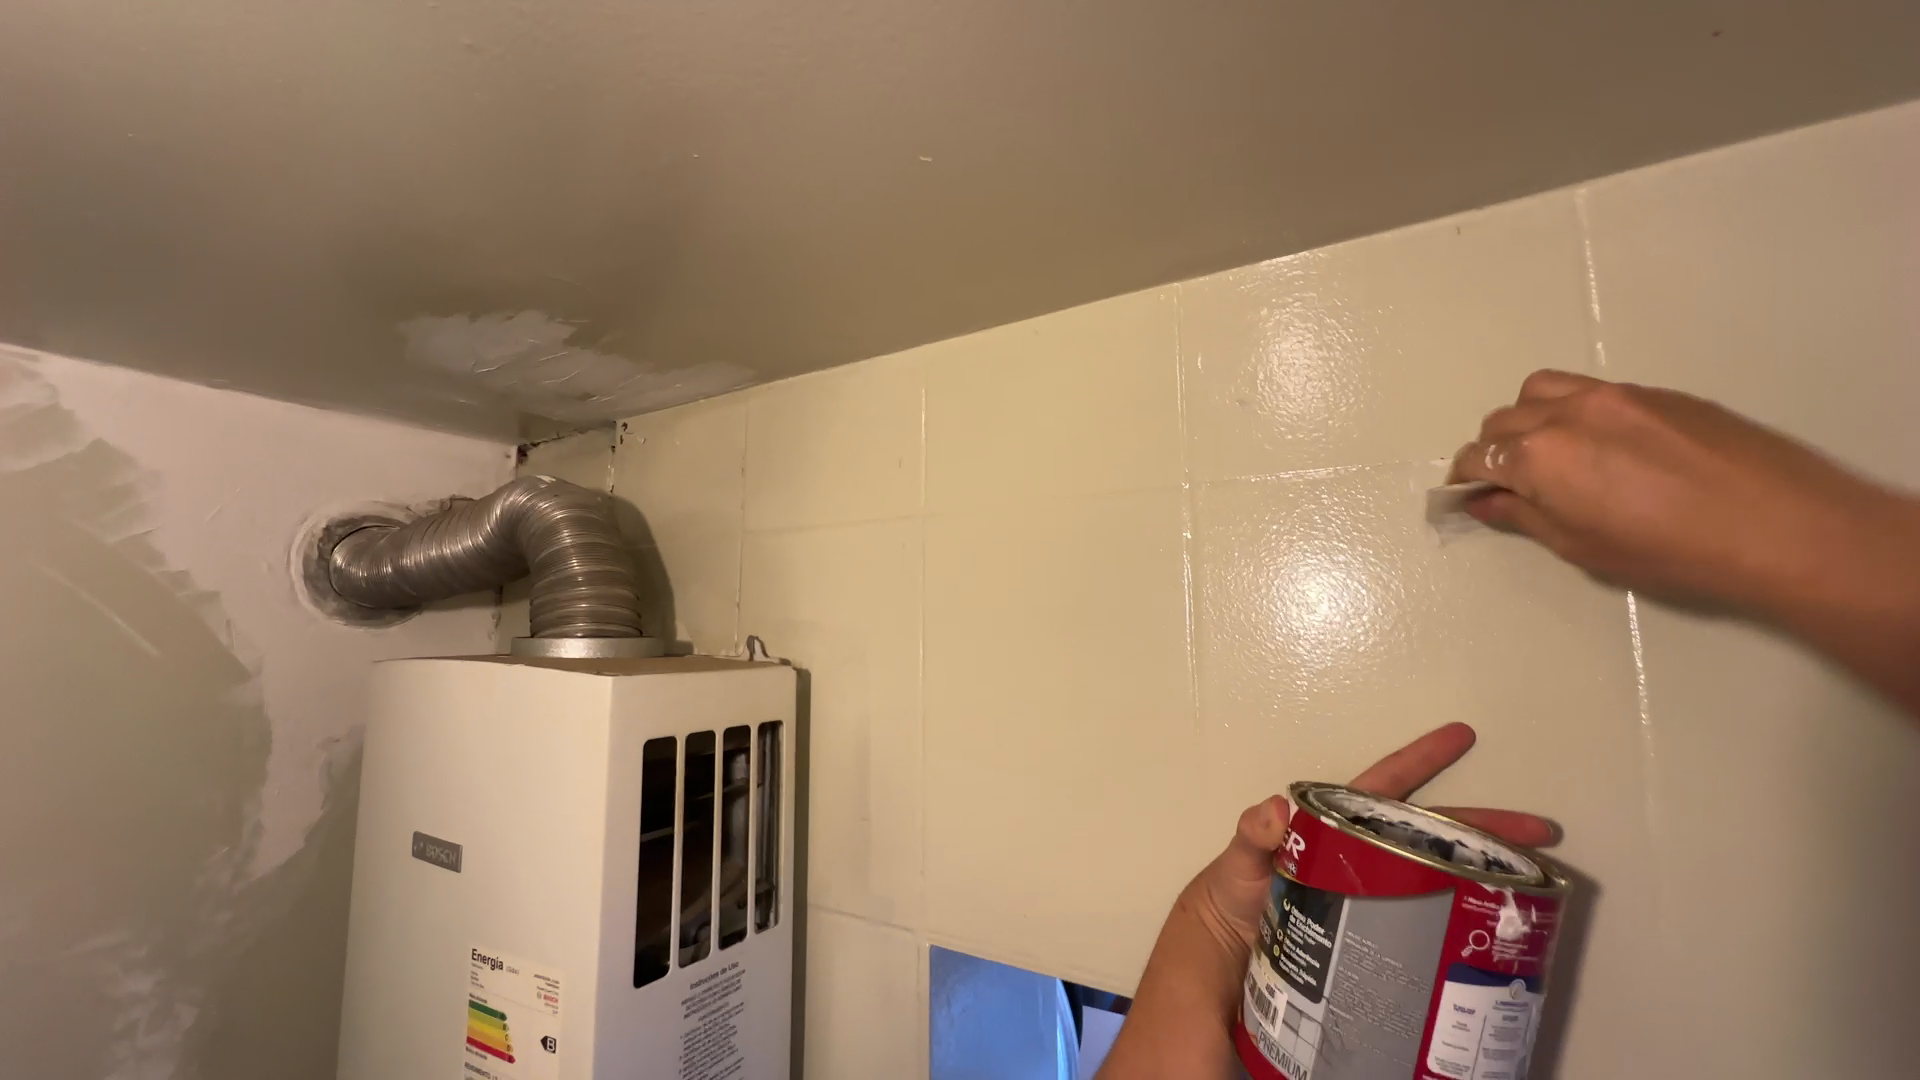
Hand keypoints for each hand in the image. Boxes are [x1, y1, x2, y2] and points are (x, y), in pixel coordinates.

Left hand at [1185, 722, 1553, 958]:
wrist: (1224, 956)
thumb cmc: (1232, 897)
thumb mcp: (1241, 863)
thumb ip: (1253, 836)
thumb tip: (1275, 809)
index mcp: (1333, 830)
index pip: (1383, 788)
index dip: (1420, 760)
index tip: (1462, 734)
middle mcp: (1360, 859)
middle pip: (1427, 836)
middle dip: (1480, 830)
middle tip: (1539, 833)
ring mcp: (1373, 897)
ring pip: (1435, 878)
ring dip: (1481, 879)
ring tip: (1533, 890)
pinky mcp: (1378, 938)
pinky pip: (1427, 927)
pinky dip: (1459, 927)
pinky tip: (1491, 941)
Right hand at [1446, 369, 1900, 612]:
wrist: (1783, 528)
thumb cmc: (1668, 551)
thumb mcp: (1579, 545)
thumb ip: (1522, 515)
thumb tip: (1483, 501)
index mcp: (1538, 456)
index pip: (1475, 457)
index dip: (1464, 479)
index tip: (1468, 498)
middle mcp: (1565, 414)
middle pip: (1500, 421)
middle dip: (1491, 450)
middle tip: (1508, 483)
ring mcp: (1614, 397)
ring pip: (1539, 391)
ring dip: (1525, 419)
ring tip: (1546, 451)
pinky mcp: (1657, 394)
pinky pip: (1590, 390)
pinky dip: (1571, 411)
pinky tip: (1601, 445)